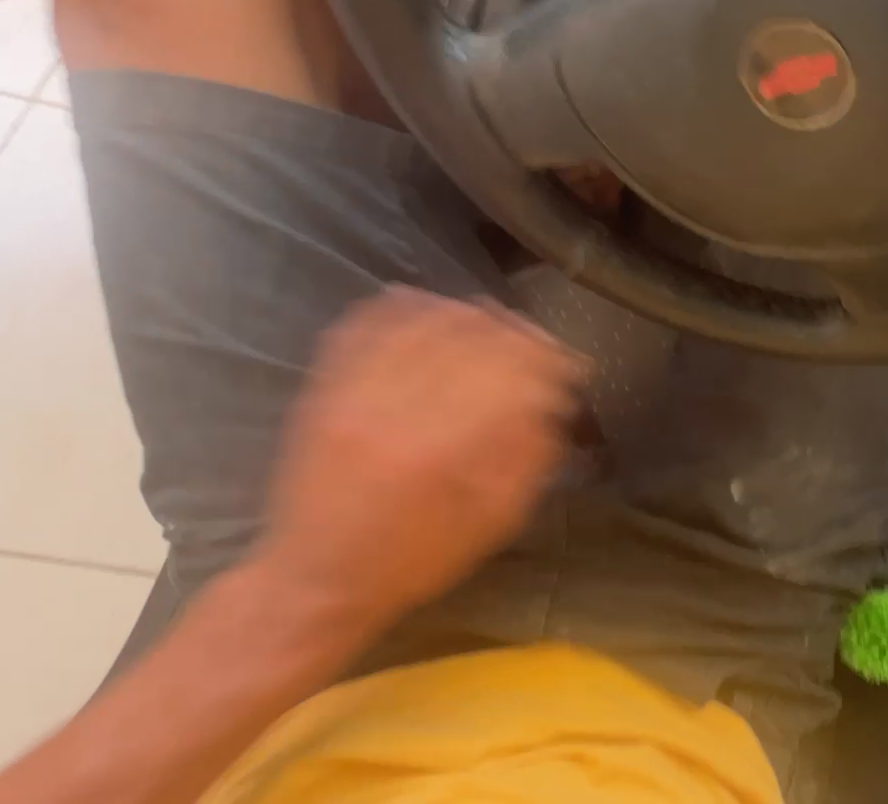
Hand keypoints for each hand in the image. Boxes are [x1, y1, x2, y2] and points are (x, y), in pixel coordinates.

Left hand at [254, 287, 584, 633]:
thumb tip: (557, 403)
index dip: (551, 358)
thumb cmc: (420, 556)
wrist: (317, 581)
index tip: (570, 366)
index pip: (513, 370)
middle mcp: (401, 409)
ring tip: (495, 322)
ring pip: (425, 322)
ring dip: (470, 314)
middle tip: (540, 343)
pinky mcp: (324, 390)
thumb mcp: (496, 519)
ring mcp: (356, 394)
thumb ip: (531, 456)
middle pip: (474, 337)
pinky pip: (364, 325)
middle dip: (519, 332)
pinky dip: (402, 307)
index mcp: (450, 447)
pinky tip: (431, 305)